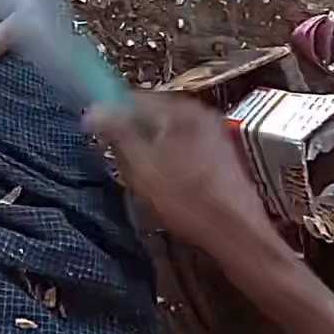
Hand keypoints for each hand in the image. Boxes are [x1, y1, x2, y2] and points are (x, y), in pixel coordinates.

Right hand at [86, 93, 277, 253]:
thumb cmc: (188, 200)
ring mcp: (215, 136)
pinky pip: (183, 151)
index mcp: (184, 108)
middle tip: (118, 159)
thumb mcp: (143, 167)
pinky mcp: (221, 160)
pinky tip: (164, 187)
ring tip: (140, 177)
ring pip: (168, 135)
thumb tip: (93, 110)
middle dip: (132, 134)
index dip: (111, 111)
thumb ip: (117, 134)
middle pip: (153, 116)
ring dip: (149, 150)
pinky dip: (168, 162)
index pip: (136, 97)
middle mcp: (202, 114)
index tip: (93, 132)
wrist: (239, 237)